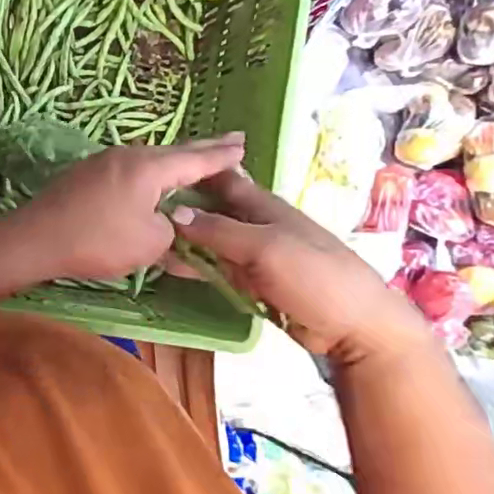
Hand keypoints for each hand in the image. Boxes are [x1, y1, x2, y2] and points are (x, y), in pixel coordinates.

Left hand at [4, 133, 246, 282]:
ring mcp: (104, 161)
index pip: (196, 159)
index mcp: (150, 167)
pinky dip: (152, 172)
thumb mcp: (149, 245)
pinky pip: (131, 168)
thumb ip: (174, 237)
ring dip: (176, 161)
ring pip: (151, 159)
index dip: (222, 155)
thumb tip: (178, 232)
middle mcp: (129, 155)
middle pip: (174, 152)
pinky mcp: (88, 174)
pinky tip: (153, 179)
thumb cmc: (98, 241)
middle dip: (204, 148)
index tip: (243, 145)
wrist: (36, 238)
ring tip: (197, 160)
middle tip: (232, 140)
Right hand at [168, 170, 435, 365]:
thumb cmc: (314, 275)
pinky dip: (196, 264)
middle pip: (211, 208)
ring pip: (210, 239)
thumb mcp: (264, 247)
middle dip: (180, 205)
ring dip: (184, 238)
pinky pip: (217, 267)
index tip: (157, 166)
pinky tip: (172, 264)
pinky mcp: (252, 282)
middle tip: (138, 207)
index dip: (194, 169)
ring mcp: (253, 254)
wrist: (354, 326)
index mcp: (262, 205)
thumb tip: (173, 211)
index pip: (222, 178)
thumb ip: (218, 229)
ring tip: (147, 236)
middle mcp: (255, 224)